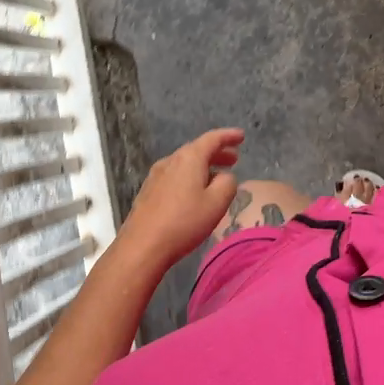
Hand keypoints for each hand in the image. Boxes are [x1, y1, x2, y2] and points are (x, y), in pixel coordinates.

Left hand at [122, 129, 242, 265]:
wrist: (141, 248)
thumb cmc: (184, 222)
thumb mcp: (217, 203)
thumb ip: (228, 183)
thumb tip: (224, 177)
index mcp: (189, 158)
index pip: (213, 139)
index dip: (229, 136)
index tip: (241, 136)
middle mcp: (170, 161)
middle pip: (197, 150)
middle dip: (217, 153)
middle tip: (233, 159)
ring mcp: (155, 177)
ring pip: (184, 164)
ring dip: (203, 167)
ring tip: (216, 177)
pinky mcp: (147, 193)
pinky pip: (174, 176)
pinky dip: (189, 177)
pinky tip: (193, 193)